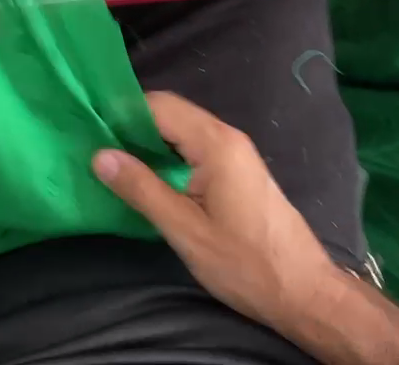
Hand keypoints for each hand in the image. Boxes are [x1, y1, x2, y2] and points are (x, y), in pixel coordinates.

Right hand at [93, 91, 349, 328]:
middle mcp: (227, 136)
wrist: (306, 293)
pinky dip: (169, 152)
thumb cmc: (245, 263)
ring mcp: (236, 151)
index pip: (160, 105)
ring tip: (116, 160)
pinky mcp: (238, 169)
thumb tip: (100, 155)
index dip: (123, 113)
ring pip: (183, 128)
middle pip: (171, 112)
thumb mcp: (185, 230)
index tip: (92, 129)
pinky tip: (150, 175)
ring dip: (151, 140)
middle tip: (98, 145)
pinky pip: (195, 145)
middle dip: (134, 125)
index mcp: (215, 142)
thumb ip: (141, 189)